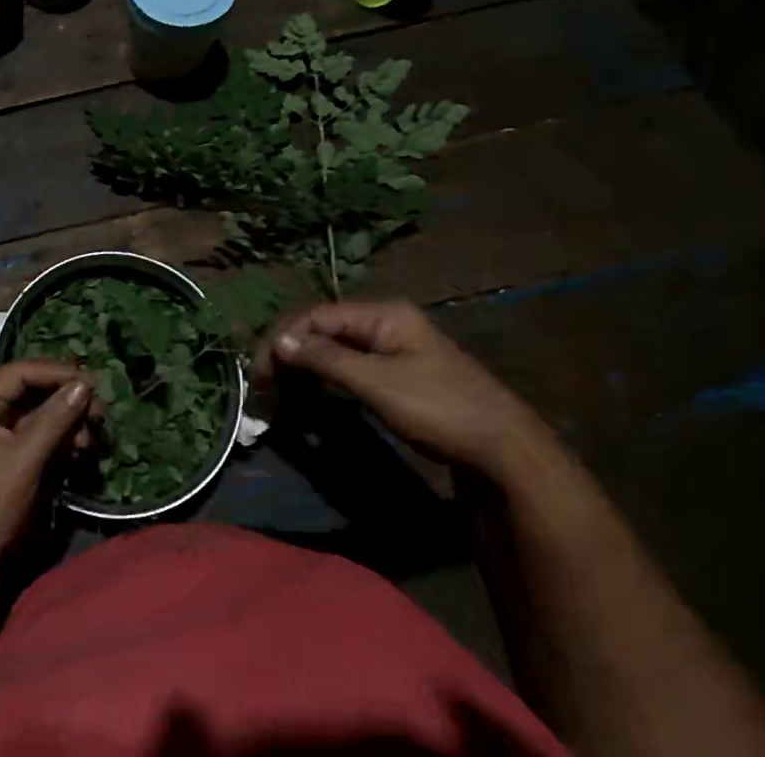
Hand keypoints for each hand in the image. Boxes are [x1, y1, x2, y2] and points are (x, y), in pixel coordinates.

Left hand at [0, 361, 91, 568]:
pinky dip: (65, 433)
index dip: (56, 372)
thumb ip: (53, 421)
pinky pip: (45, 428)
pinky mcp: (17, 447)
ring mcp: (2, 428)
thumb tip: (84, 386)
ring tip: (93, 430)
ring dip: (69, 415)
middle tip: (99, 406)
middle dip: (66, 394)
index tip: (91, 381)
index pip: (20, 373)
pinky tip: (82, 445)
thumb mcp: (24, 460)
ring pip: (43, 407)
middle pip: (33, 387)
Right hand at [254, 299, 551, 473]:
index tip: (260, 371)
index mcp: (383, 315)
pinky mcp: (396, 372)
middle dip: (290, 353)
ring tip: (280, 390)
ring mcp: (392, 347)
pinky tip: (310, 394)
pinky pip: (348, 365)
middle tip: (265, 384)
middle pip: (322, 329)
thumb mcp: (377, 383)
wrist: (504, 449)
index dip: (283, 339)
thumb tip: (280, 340)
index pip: (316, 316)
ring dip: (304, 366)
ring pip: (333, 348)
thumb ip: (326, 358)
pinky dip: (324, 377)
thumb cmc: (439, 409)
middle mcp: (385, 323)